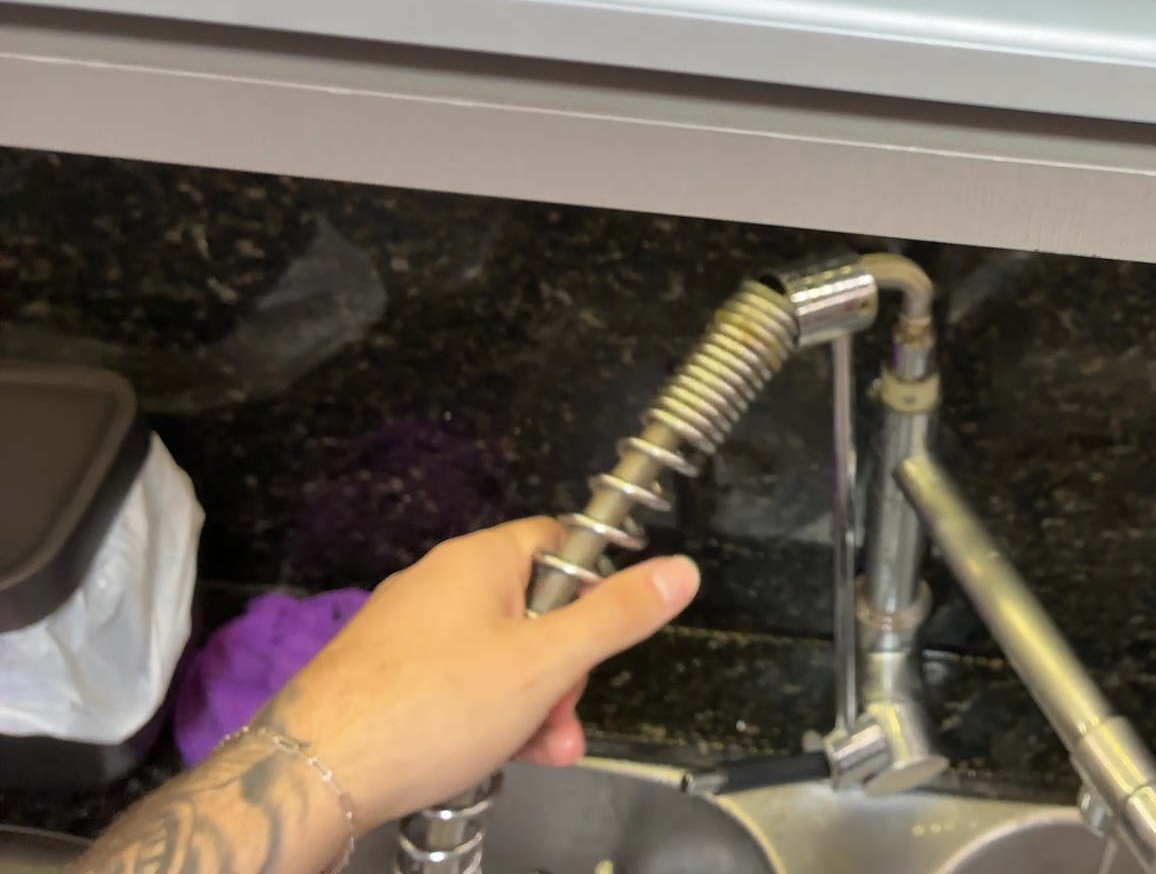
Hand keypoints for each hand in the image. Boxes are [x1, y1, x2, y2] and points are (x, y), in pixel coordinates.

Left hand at [261, 517, 699, 827]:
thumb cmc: (435, 707)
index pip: (561, 541)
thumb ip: (621, 614)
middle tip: (569, 710)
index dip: (595, 580)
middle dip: (567, 662)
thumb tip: (685, 568)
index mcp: (481, 560)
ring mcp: (408, 632)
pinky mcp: (384, 677)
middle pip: (536, 605)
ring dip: (536, 698)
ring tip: (545, 750)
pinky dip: (490, 711)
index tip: (606, 627)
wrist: (297, 786)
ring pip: (501, 651)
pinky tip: (502, 755)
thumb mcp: (549, 661)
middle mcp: (442, 584)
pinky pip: (460, 680)